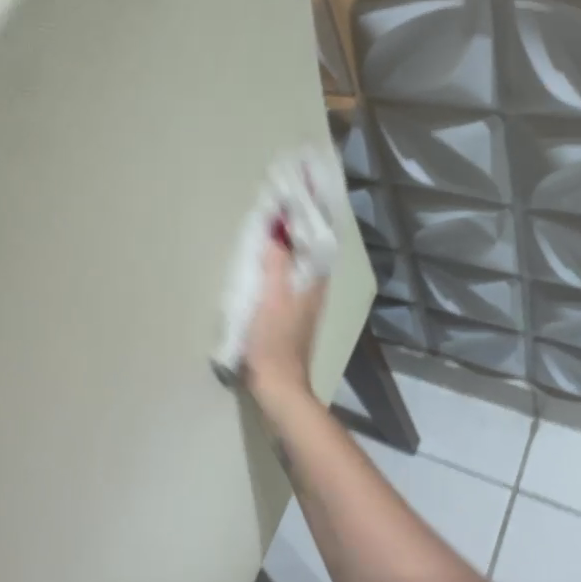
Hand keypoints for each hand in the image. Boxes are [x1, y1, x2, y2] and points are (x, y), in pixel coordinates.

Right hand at [244, 223, 327, 404]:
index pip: (318, 241)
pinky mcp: (289, 314)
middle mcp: (313, 290)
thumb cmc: (274, 340)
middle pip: (308, 252)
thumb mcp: (272, 298)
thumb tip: (277, 231)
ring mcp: (303, 303)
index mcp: (314, 283)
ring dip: (286, 247)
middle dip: (296, 230)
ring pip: (298, 265)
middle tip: (279, 207)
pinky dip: (278, 264)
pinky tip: (263, 262)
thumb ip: (276, 264)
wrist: (277, 384)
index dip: (309, 219)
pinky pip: (286, 279)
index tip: (295, 197)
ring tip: (269, 227)